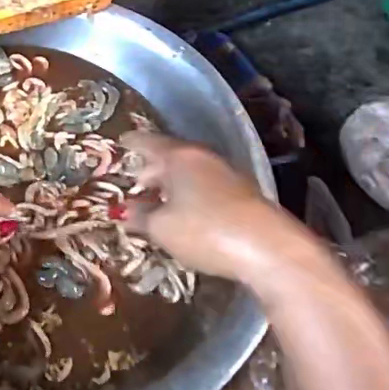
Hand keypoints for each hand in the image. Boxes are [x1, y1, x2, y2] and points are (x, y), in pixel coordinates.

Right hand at [118, 132, 304, 282]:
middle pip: (168, 155)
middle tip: (133, 186)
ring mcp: (225, 171)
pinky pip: (205, 184)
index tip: (118, 146)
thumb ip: (140, 216)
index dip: (129, 144)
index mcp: (178, 156)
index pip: (146, 141)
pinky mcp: (242, 191)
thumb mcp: (163, 229)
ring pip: (188, 171)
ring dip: (171, 184)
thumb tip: (124, 210)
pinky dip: (190, 193)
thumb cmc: (207, 231)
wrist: (270, 248)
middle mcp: (202, 156)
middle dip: (149, 170)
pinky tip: (186, 214)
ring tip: (156, 204)